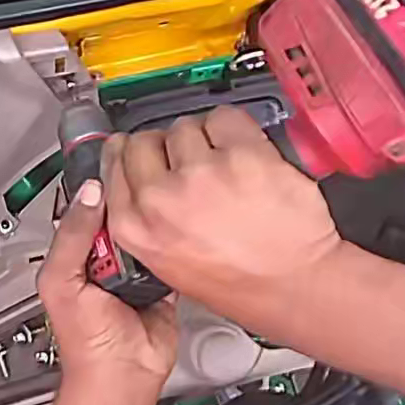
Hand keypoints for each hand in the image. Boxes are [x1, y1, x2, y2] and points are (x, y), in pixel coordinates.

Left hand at [38, 178, 179, 400]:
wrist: (120, 374)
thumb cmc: (84, 341)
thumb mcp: (61, 280)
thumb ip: (71, 236)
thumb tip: (89, 194)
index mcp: (72, 255)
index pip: (83, 209)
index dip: (95, 189)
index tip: (113, 164)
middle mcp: (101, 259)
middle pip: (117, 216)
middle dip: (127, 204)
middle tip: (141, 184)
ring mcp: (131, 270)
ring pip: (143, 231)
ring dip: (150, 223)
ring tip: (159, 204)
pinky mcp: (160, 282)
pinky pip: (168, 255)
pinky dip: (172, 246)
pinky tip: (175, 231)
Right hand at [102, 106, 346, 329]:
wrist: (290, 285)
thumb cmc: (234, 281)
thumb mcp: (163, 262)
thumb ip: (142, 217)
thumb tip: (136, 174)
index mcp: (135, 227)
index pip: (114, 162)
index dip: (129, 152)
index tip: (138, 147)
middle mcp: (160, 198)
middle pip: (144, 140)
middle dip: (164, 146)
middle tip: (186, 163)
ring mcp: (201, 174)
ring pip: (184, 127)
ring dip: (200, 139)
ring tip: (220, 165)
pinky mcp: (242, 156)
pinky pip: (223, 118)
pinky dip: (231, 129)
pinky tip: (241, 152)